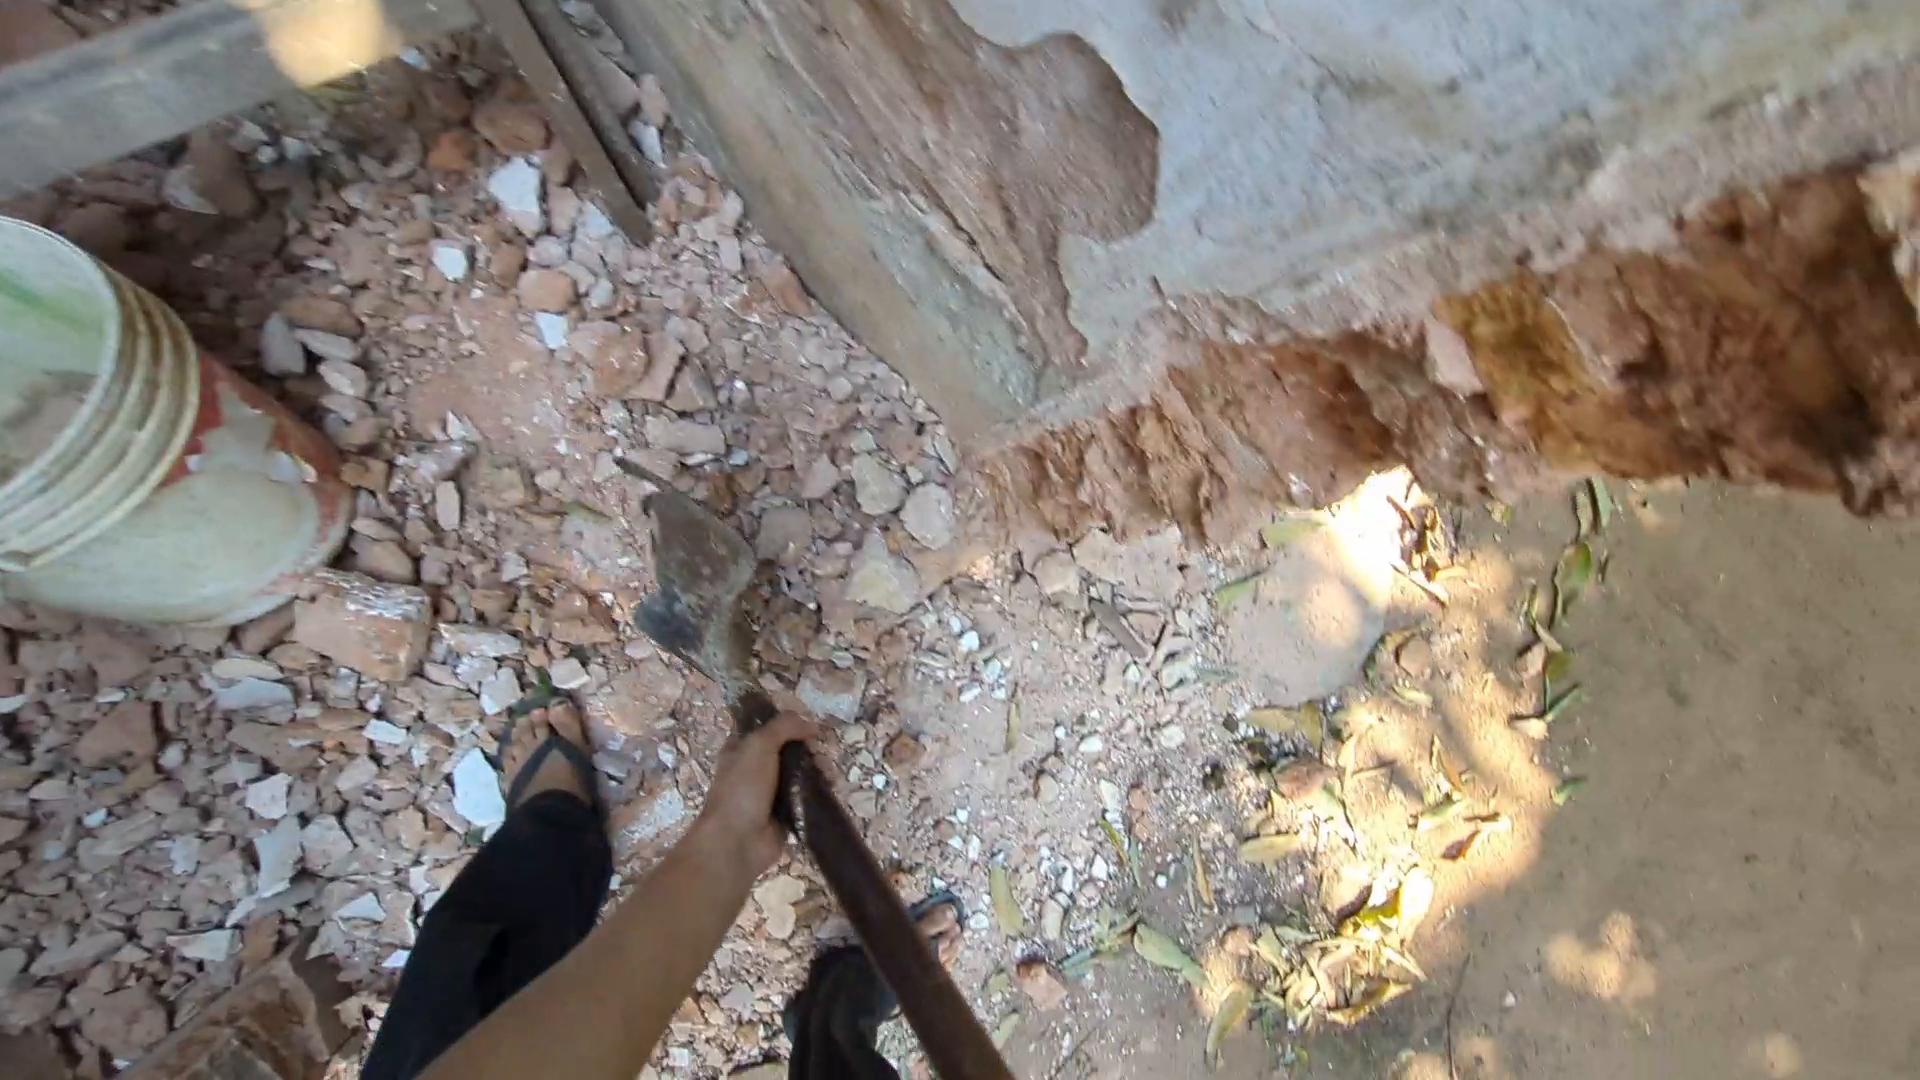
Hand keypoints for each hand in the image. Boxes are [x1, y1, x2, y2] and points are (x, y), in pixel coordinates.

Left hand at [691, 712, 816, 879]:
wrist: (737, 841)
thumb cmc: (742, 788)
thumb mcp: (759, 745)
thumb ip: (784, 726)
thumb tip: (811, 724)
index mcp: (742, 748)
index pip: (766, 726)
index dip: (787, 722)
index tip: (807, 723)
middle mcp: (756, 767)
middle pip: (789, 748)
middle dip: (808, 746)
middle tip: (819, 751)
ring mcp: (772, 791)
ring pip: (801, 770)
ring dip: (818, 767)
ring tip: (827, 772)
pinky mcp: (787, 811)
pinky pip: (807, 794)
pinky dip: (820, 788)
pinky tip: (830, 785)